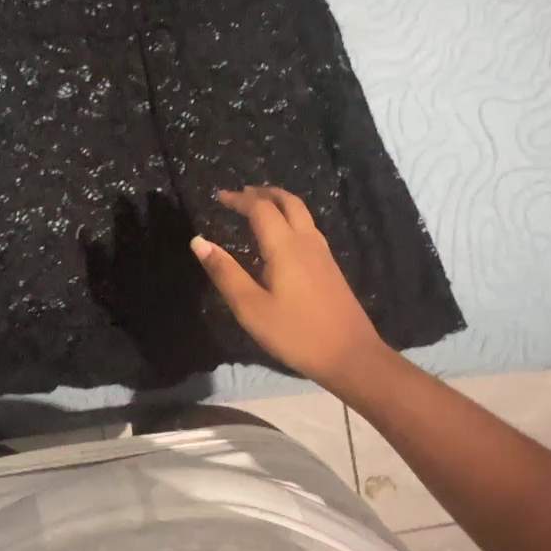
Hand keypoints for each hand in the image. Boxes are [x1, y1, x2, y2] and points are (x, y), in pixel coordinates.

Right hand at [191, 186, 386, 385]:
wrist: (352, 356)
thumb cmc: (296, 333)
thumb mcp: (251, 308)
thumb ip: (225, 273)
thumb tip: (199, 241)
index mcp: (284, 247)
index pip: (260, 209)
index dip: (239, 199)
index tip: (219, 197)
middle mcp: (306, 242)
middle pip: (288, 202)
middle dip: (263, 193)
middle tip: (241, 194)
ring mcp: (323, 254)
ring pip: (302, 213)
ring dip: (279, 202)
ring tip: (260, 207)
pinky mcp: (331, 268)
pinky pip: (309, 228)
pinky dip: (291, 218)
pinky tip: (283, 237)